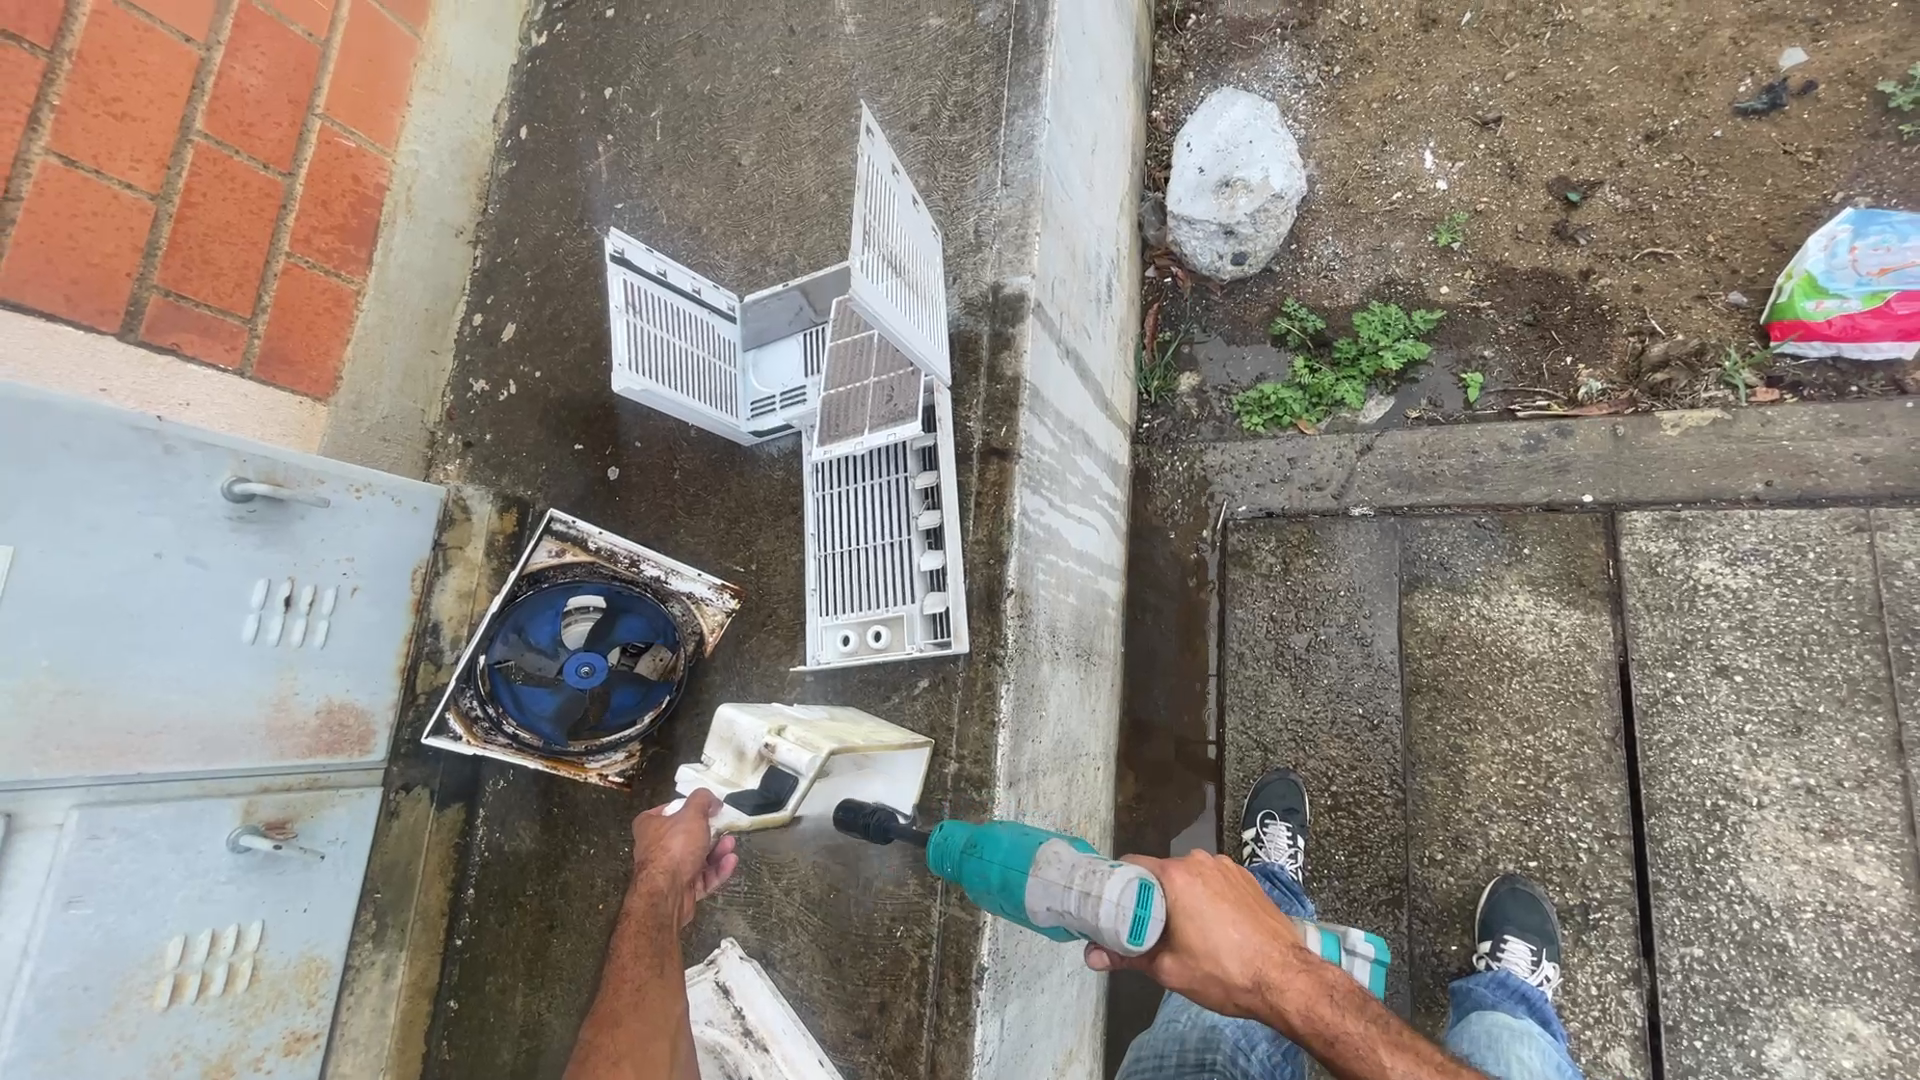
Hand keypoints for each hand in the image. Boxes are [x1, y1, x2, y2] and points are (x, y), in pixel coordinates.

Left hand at [628, 789, 738, 928]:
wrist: (667, 893)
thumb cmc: (675, 846)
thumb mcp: (692, 813)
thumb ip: (703, 800)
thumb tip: (712, 800)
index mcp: (649, 827)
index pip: (664, 812)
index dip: (683, 808)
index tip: (702, 808)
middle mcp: (656, 849)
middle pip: (686, 836)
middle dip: (710, 833)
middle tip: (724, 827)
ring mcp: (669, 872)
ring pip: (697, 858)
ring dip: (717, 851)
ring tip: (730, 845)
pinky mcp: (682, 890)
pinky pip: (703, 877)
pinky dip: (717, 870)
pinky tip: (730, 862)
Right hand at [1083, 852, 1312, 1019]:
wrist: (1286, 980)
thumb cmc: (1223, 971)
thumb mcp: (1168, 969)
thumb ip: (1126, 957)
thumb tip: (1092, 957)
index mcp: (1174, 875)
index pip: (1132, 865)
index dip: (1118, 883)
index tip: (1113, 904)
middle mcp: (1199, 861)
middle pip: (1161, 871)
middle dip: (1151, 895)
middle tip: (1146, 925)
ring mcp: (1226, 867)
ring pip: (1189, 876)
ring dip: (1181, 896)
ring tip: (1183, 929)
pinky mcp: (1247, 878)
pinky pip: (1214, 881)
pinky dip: (1207, 897)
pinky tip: (1214, 926)